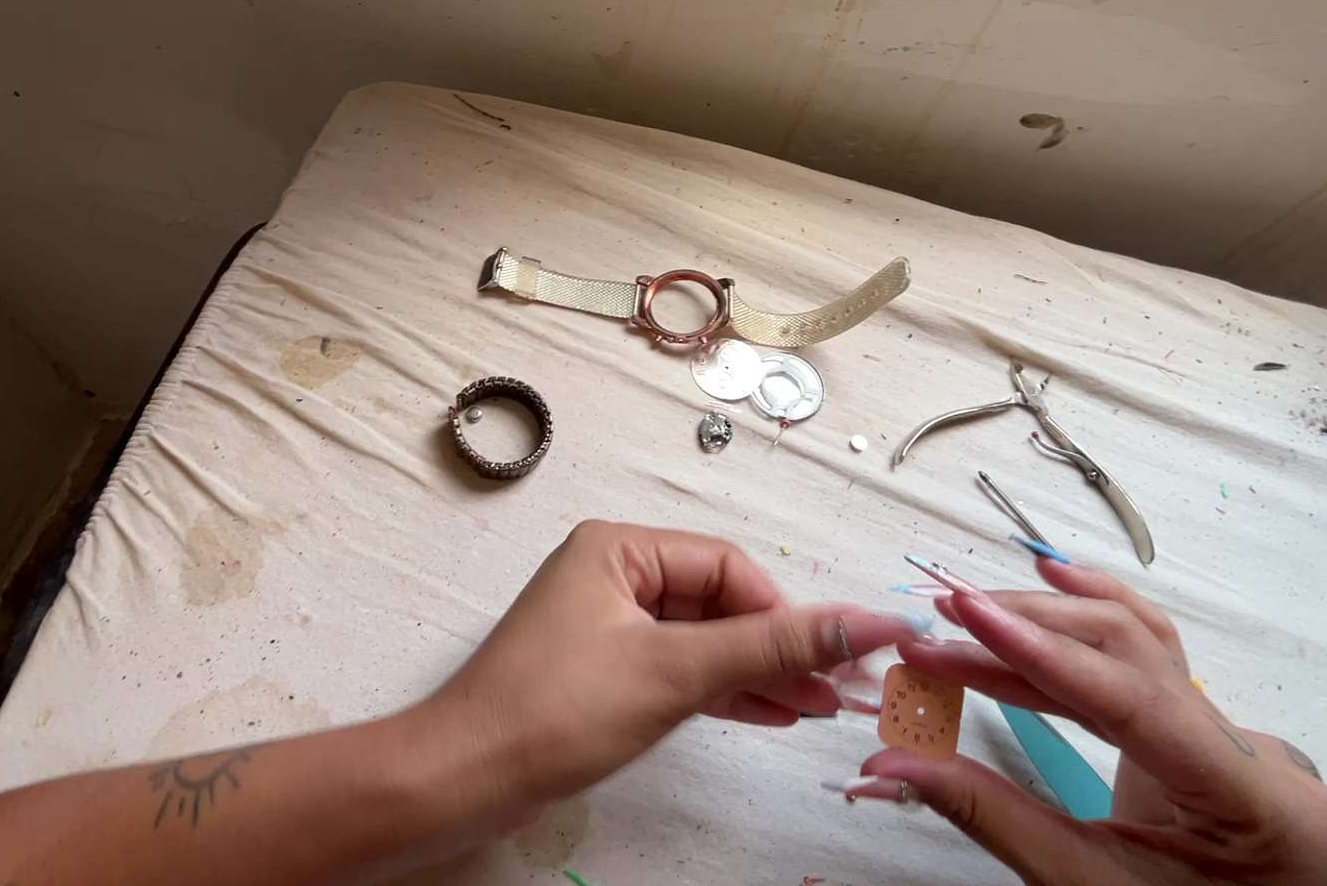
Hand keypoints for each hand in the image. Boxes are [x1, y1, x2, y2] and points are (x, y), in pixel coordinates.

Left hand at [420, 520, 917, 808]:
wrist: (469, 776)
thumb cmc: (554, 710)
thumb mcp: (672, 671)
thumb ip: (768, 645)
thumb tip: (858, 620)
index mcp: (617, 549)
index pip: (724, 565)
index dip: (780, 609)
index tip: (830, 655)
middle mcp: (612, 575)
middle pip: (716, 600)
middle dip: (776, 645)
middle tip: (840, 686)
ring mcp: (607, 623)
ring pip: (701, 638)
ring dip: (757, 671)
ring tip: (819, 706)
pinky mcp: (605, 667)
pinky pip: (678, 667)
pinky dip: (721, 689)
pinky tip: (770, 711)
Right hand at [861, 557, 1326, 884]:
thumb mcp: (1081, 885)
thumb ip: (986, 812)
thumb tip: (885, 763)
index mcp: (1259, 804)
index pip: (1136, 701)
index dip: (1040, 650)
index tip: (965, 610)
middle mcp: (1256, 752)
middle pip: (1130, 649)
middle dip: (1025, 626)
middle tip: (943, 616)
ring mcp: (1234, 736)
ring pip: (1129, 643)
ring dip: (1036, 624)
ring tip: (961, 612)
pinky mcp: (1200, 730)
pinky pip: (1139, 661)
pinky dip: (1081, 626)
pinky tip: (1050, 578)